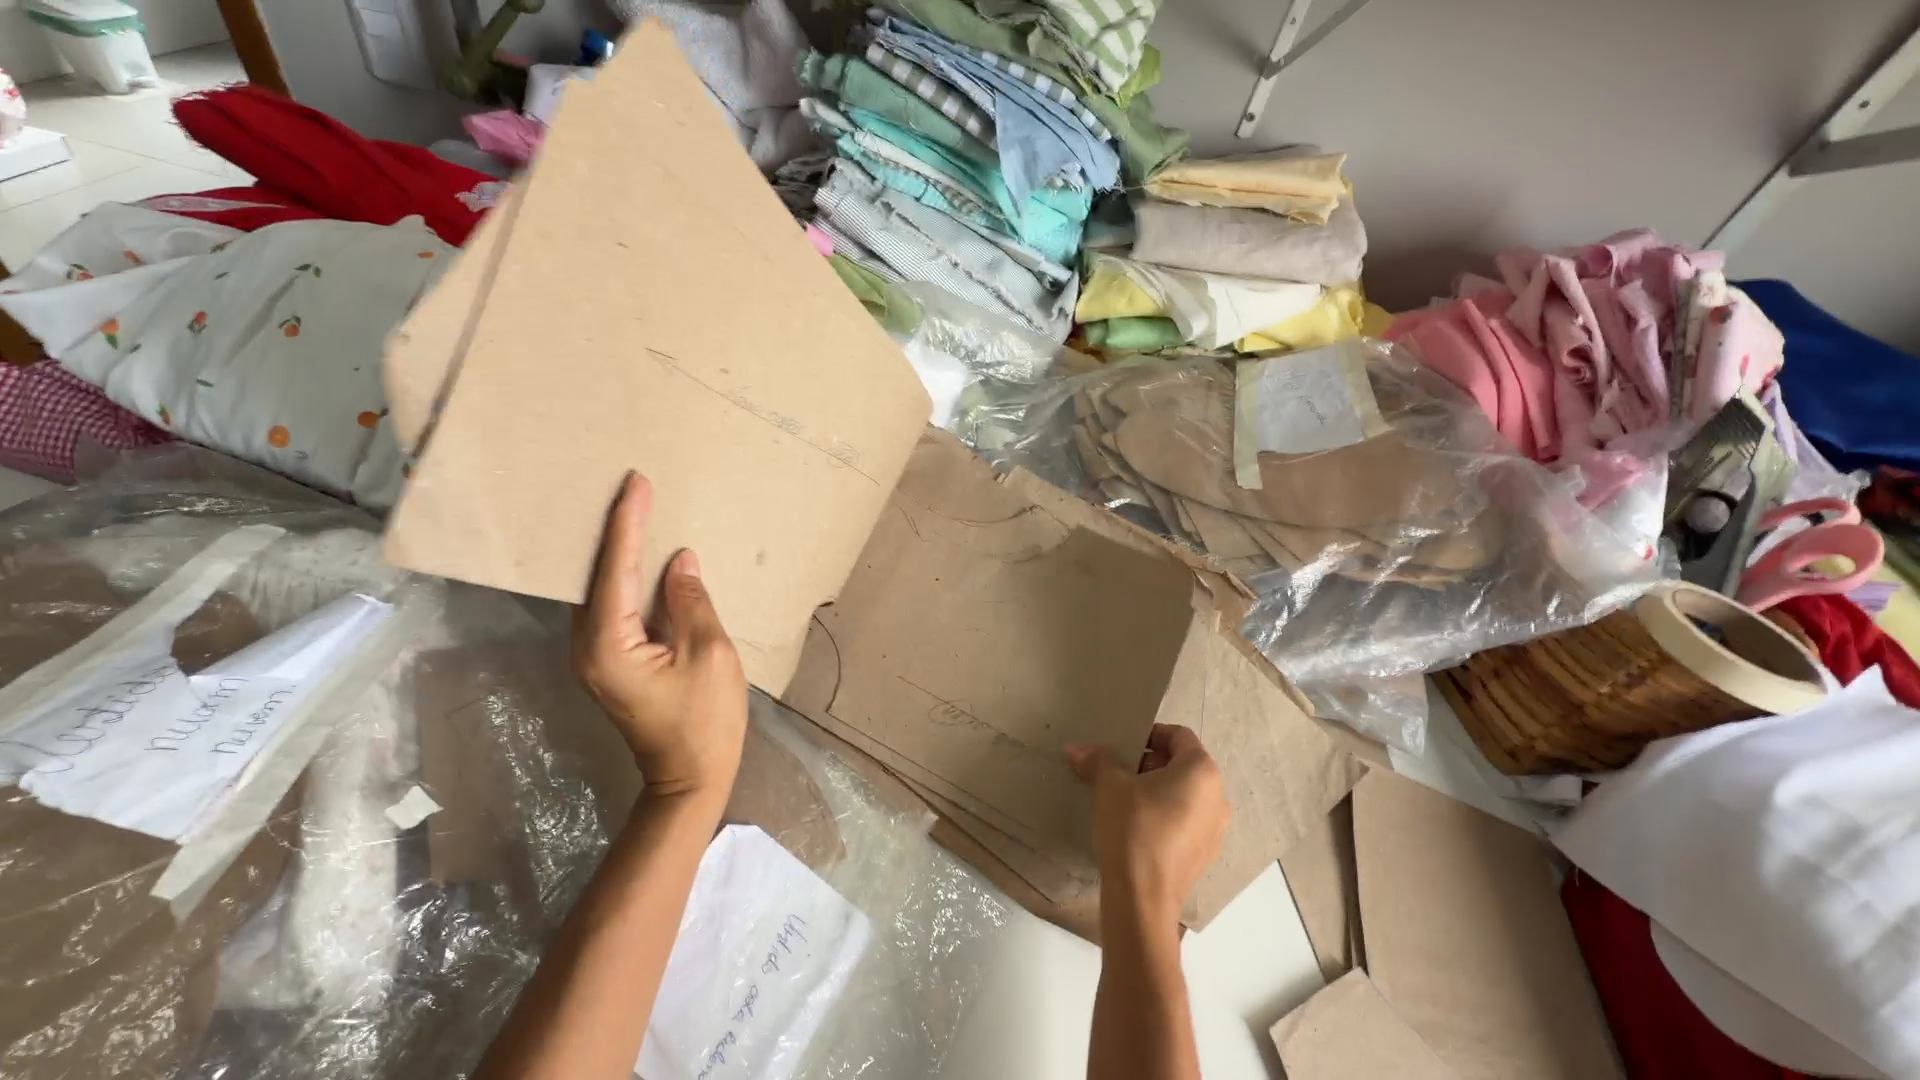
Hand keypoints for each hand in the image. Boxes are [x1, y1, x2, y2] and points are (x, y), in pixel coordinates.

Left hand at [573, 473, 747, 805]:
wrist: (690, 778)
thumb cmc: (705, 721)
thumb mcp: (709, 654)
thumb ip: (691, 601)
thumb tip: (679, 561)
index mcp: (609, 643)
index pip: (616, 568)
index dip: (628, 523)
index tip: (637, 483)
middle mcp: (586, 646)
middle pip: (596, 576)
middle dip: (614, 531)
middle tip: (632, 488)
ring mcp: (592, 656)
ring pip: (600, 591)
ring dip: (617, 553)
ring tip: (635, 513)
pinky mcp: (607, 662)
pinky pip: (610, 608)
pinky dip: (623, 579)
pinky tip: (640, 560)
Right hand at [1066, 724, 1229, 920]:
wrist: (1143, 897)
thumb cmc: (1133, 828)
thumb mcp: (1110, 786)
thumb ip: (1098, 760)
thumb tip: (1077, 748)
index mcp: (1201, 771)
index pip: (1179, 736)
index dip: (1150, 734)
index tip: (1123, 746)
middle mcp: (1217, 796)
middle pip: (1183, 765)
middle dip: (1150, 763)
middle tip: (1119, 772)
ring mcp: (1215, 829)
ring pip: (1185, 795)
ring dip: (1157, 790)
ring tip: (1125, 800)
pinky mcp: (1205, 854)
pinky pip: (1185, 822)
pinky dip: (1164, 816)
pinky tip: (1137, 828)